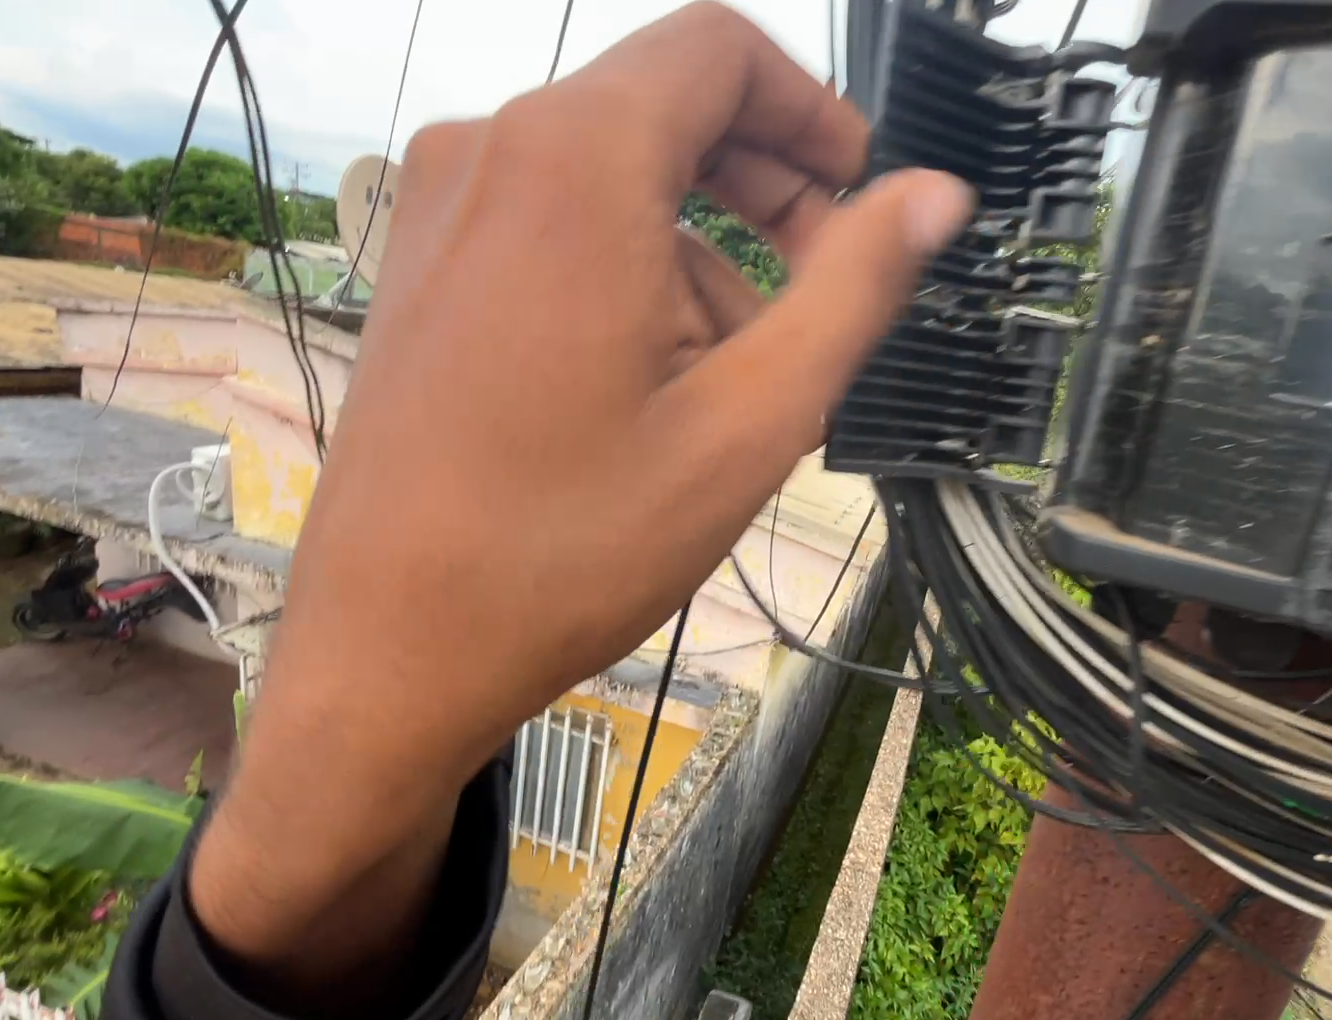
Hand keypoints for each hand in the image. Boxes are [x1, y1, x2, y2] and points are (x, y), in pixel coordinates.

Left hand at [188, 1, 971, 1010]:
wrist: (397, 648)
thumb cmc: (578, 543)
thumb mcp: (751, 419)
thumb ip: (854, 289)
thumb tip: (934, 197)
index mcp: (575, 160)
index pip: (719, 50)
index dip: (810, 108)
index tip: (857, 190)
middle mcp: (488, 154)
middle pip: (664, 114)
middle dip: (764, 191)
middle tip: (820, 292)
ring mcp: (437, 215)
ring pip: (612, 188)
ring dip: (700, 259)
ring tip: (735, 382)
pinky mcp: (420, 277)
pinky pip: (552, 236)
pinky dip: (628, 281)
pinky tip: (653, 387)